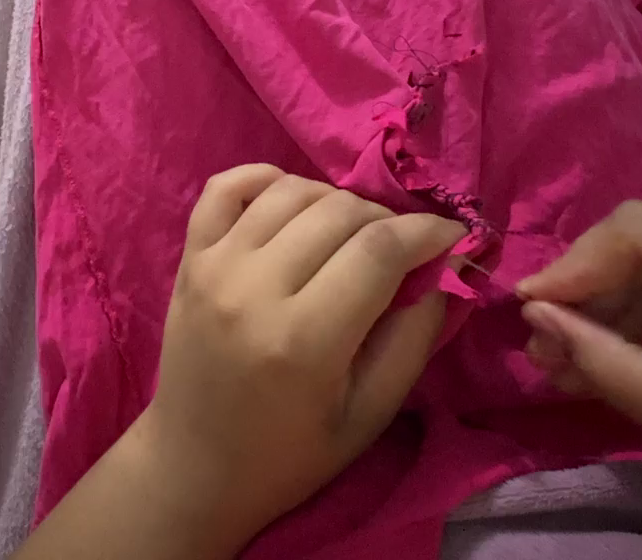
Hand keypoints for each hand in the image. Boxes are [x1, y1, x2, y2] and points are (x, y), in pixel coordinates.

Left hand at [13, 165, 464, 559]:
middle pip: (338, 213)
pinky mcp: (189, 256)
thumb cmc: (290, 453)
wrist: (194, 464)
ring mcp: (214, 265)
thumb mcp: (369, 415)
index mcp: (303, 341)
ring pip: (289, 191)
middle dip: (387, 218)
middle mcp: (253, 288)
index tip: (452, 234)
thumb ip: (413, 337)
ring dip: (334, 199)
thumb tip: (446, 267)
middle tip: (404, 243)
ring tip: (352, 229)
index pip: (378, 251)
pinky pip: (224, 186)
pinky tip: (291, 197)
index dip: (427, 232)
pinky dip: (264, 177)